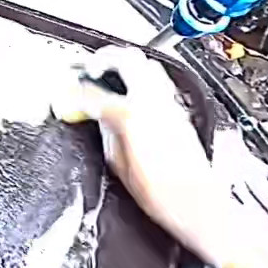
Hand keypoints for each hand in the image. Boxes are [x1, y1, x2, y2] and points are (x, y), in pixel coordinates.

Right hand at [58, 45, 267, 267]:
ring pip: (145, 64)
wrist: (201, 207)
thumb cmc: (162, 194)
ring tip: (104, 72)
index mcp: (132, 115)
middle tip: (84, 67)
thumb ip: (105, 132)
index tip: (66, 95)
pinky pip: (156, 80)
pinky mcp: (179, 112)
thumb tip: (95, 117)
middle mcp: (154, 102)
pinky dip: (137, 75)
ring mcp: (170, 104)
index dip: (75, 92)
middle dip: (100, 59)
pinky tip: (127, 88)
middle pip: (126, 60)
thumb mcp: (118, 164)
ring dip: (121, 63)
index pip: (94, 93)